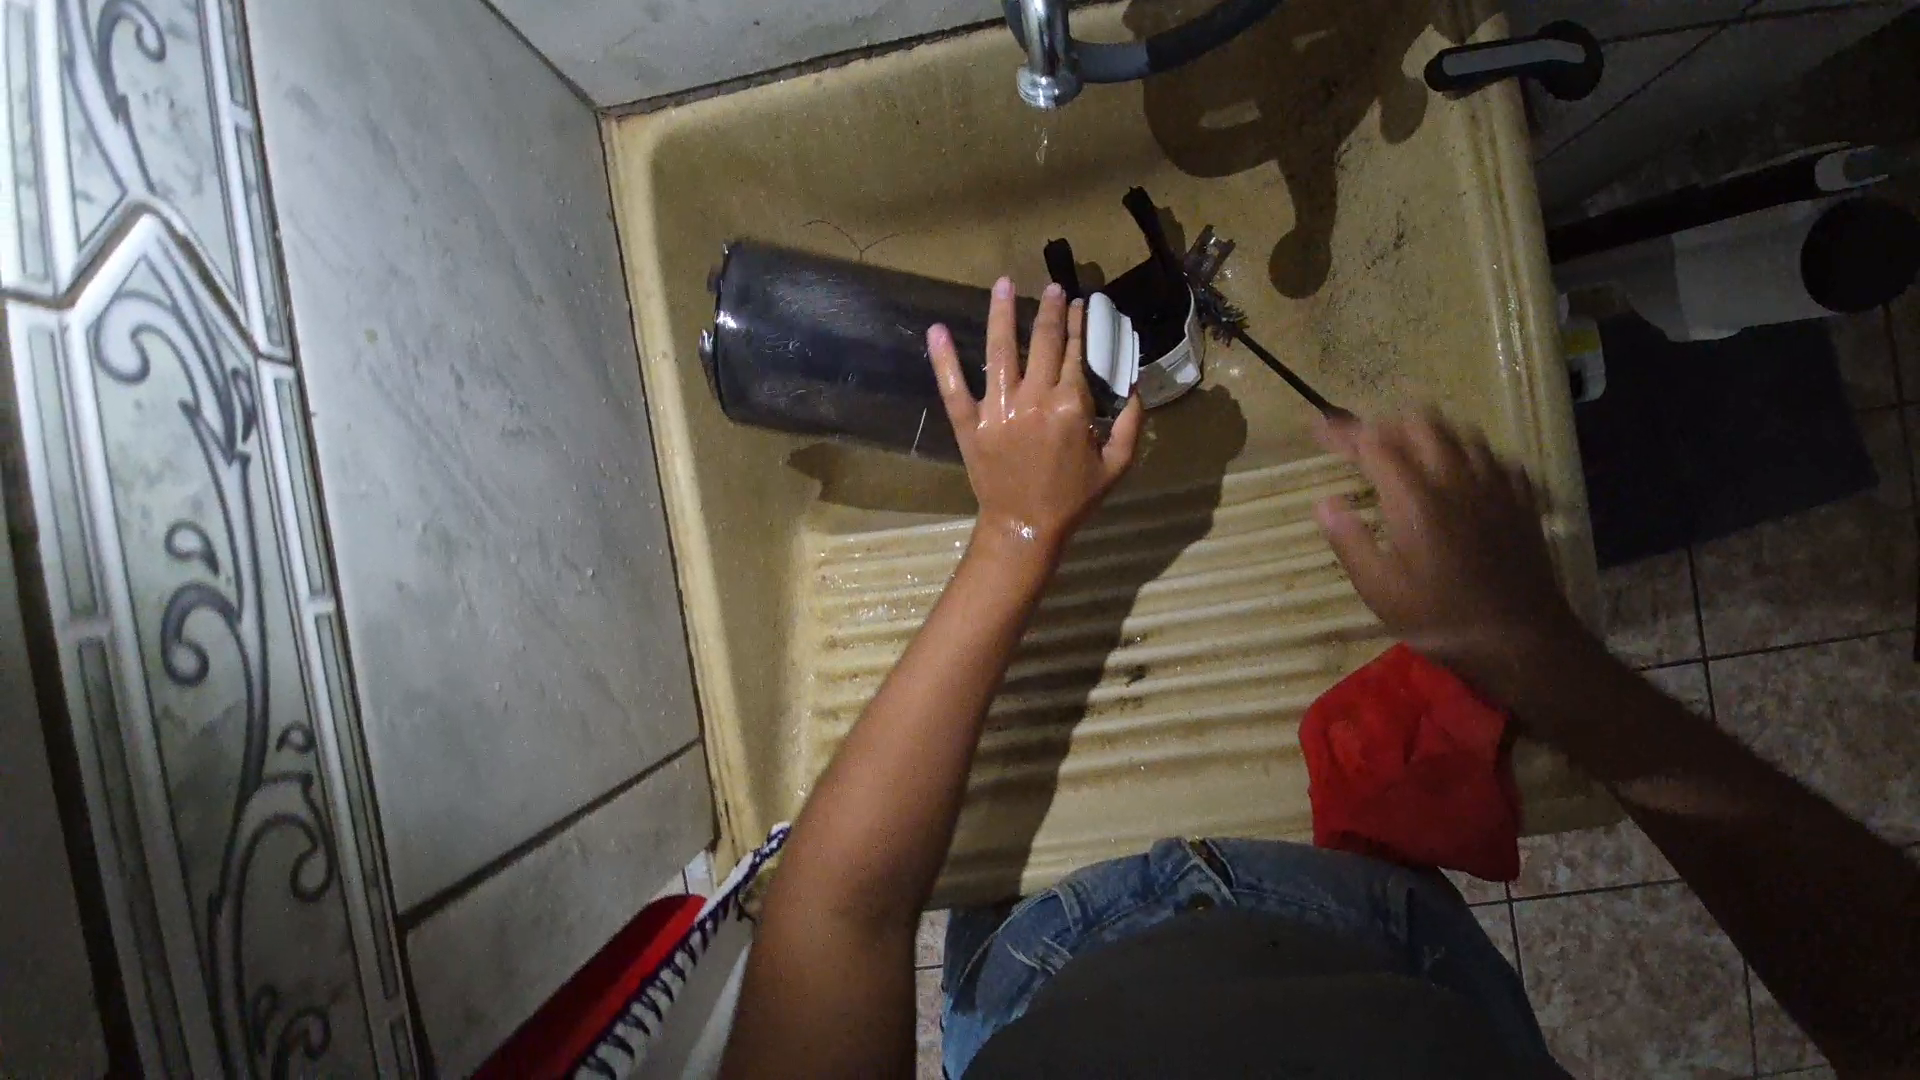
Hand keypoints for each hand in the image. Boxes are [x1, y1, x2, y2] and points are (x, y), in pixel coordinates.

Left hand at [929, 278, 1144, 560]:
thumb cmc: (1073, 499)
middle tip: (1053, 288)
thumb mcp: (1116, 465)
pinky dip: (943, 359)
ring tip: (1005, 284)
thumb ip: (1130, 424)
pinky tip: (935, 330)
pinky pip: (953, 386)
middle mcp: (1034, 399)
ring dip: (1003, 313)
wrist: (1025, 527)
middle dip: (1051, 310)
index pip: (1076, 353)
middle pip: (1043, 342)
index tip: (1081, 305)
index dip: (1080, 325)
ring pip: (1000, 350)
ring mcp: (997, 409)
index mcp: (1071, 406)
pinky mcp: (968, 423)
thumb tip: (1136, 388)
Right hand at [1312, 412, 1583, 683]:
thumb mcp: (1379, 589)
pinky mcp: (1520, 501)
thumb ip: (1349, 540)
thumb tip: (1323, 502)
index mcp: (1415, 501)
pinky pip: (1494, 457)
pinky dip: (1468, 453)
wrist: (1521, 641)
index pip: (1374, 446)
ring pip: (1461, 433)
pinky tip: (1459, 471)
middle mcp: (1456, 481)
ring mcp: (1495, 487)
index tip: (1319, 426)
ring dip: (1428, 433)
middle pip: (1422, 425)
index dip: (1344, 432)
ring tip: (1405, 449)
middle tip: (1362, 442)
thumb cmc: (1439, 618)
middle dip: (1386, 425)